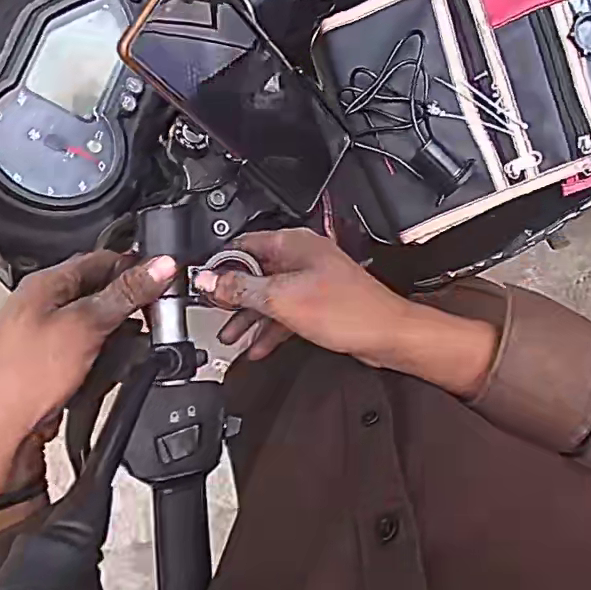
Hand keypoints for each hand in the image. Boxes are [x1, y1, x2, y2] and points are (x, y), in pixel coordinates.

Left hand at [0, 252, 176, 493]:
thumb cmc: (22, 377)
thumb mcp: (85, 326)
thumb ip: (125, 294)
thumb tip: (159, 266)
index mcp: (45, 284)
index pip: (103, 259)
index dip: (137, 268)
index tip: (163, 281)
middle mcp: (44, 306)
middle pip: (103, 290)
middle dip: (132, 303)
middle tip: (154, 315)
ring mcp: (50, 335)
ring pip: (100, 321)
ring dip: (122, 332)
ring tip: (134, 344)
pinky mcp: (56, 363)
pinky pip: (93, 349)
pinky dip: (110, 355)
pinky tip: (115, 366)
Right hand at [193, 229, 496, 396]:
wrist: (387, 335)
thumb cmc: (349, 311)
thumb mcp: (281, 299)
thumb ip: (241, 288)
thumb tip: (209, 279)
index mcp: (293, 244)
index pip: (243, 245)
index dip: (220, 265)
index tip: (203, 284)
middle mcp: (303, 258)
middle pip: (254, 271)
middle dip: (233, 294)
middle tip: (215, 311)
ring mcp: (312, 281)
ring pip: (269, 295)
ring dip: (249, 316)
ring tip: (231, 335)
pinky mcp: (319, 303)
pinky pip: (285, 312)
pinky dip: (270, 328)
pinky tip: (258, 345)